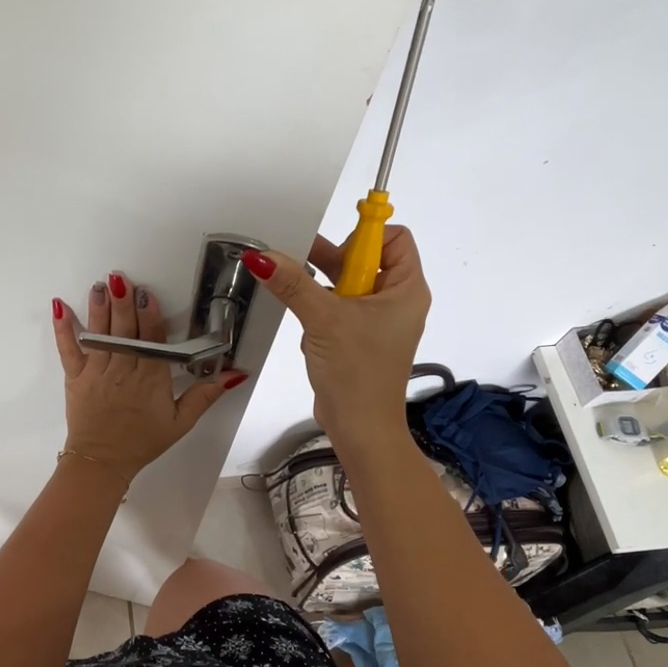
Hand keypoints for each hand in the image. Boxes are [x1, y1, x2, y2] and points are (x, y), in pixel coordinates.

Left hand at [50, 272, 246, 483]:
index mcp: (150, 379)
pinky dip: (63, 329)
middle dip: (122, 303)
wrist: (102, 463)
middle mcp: (123, 371)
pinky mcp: (75, 378)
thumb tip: (235, 374)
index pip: (152, 340)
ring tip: (100, 286)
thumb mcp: (181, 422)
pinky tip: (60, 307)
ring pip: (99, 335)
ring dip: (99, 309)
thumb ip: (205, 395)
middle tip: (119, 278)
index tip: (147, 293)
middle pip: (125, 332)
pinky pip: (67, 350)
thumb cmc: (142, 442)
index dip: (149, 315)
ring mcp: (96, 373)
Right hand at [243, 225, 430, 439]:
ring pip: (348, 285)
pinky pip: (340, 308)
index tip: (334, 255)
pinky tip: (306, 326)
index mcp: (406, 288)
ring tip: (296, 293)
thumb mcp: (324, 319)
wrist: (361, 428)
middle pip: (366, 259)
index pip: (394, 238)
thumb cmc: (357, 370)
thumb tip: (261, 254)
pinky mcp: (360, 338)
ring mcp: (379, 321)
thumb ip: (293, 282)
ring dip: (321, 287)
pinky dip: (320, 310)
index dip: (364, 238)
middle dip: (333, 261)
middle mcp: (397, 300)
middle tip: (301, 265)